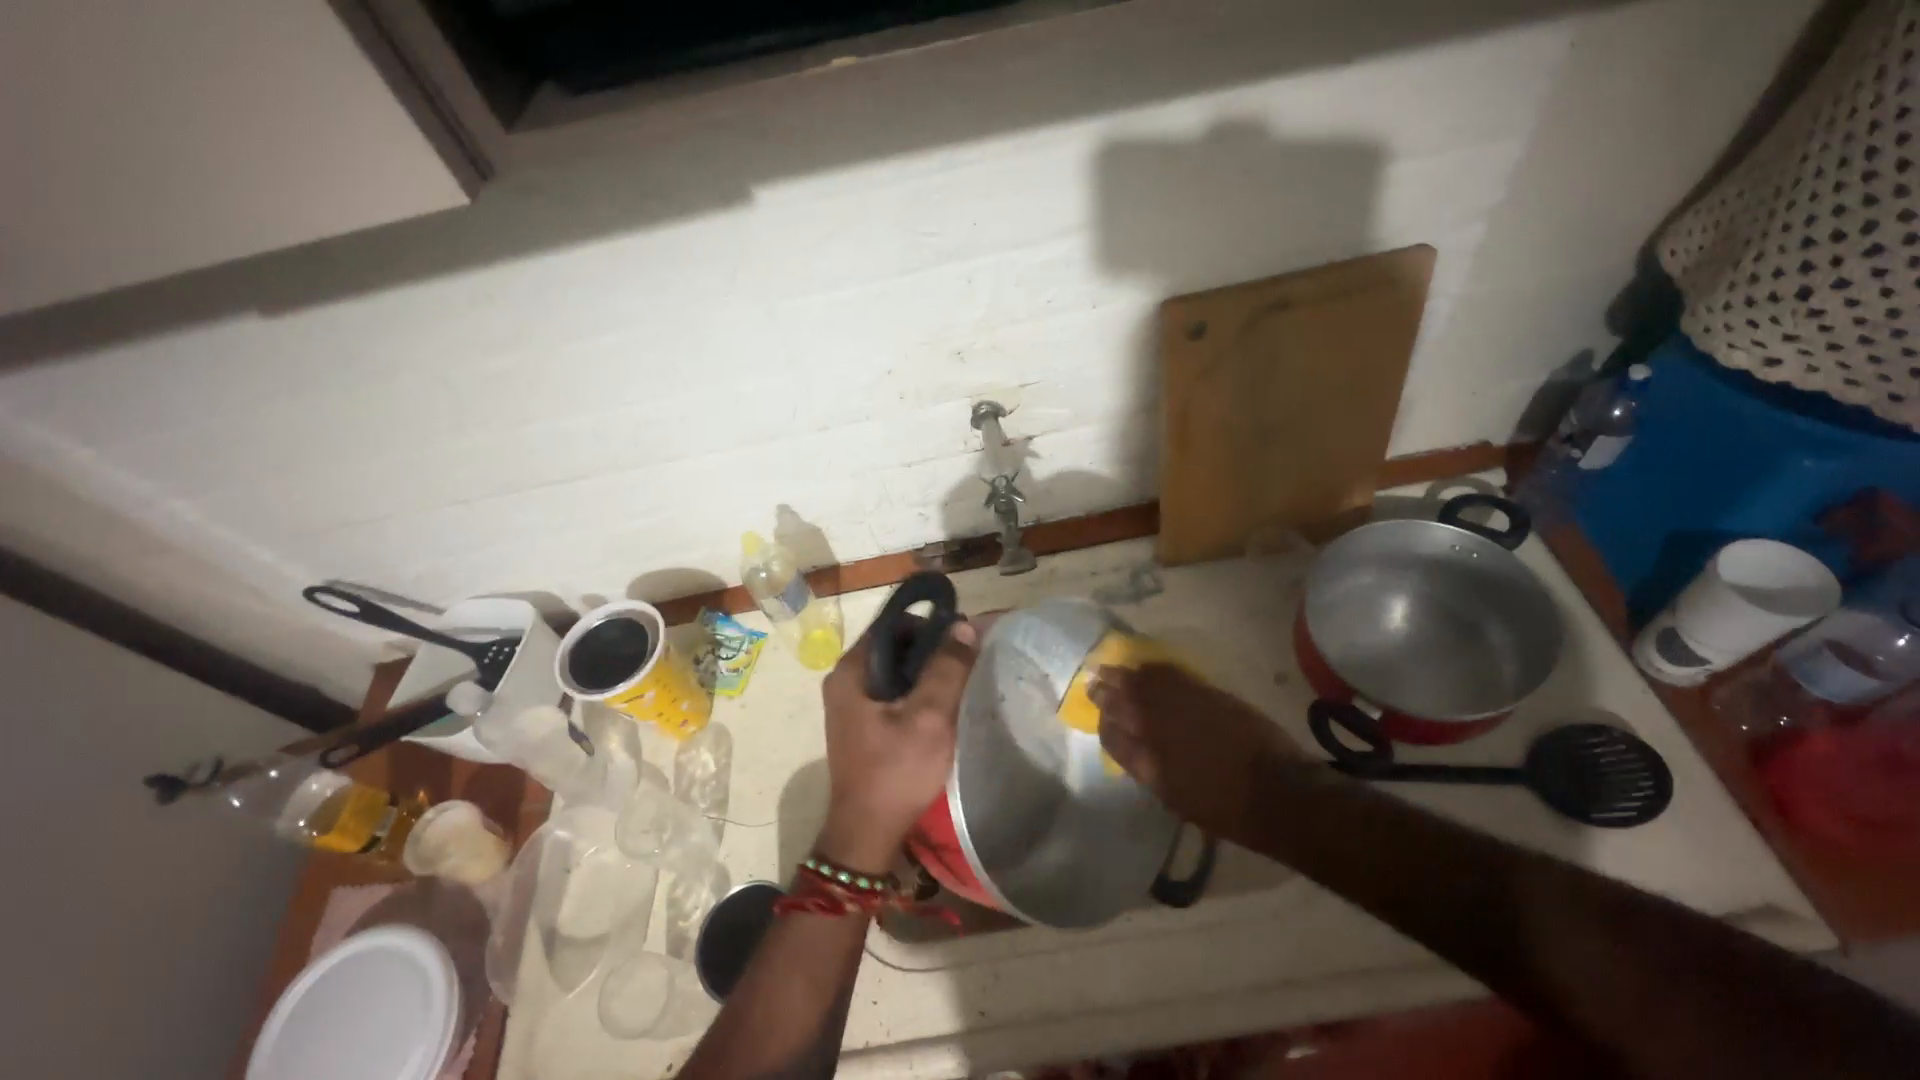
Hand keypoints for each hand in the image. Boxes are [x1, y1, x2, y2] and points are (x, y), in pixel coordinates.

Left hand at [815, 617, 979, 872]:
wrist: (867, 833)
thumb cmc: (896, 772)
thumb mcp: (929, 717)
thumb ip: (947, 668)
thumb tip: (963, 625)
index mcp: (851, 671)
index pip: (892, 624)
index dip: (928, 625)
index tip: (961, 639)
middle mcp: (845, 681)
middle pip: (894, 647)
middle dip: (931, 651)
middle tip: (966, 665)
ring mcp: (851, 705)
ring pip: (896, 672)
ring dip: (927, 674)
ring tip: (960, 685)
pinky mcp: (863, 726)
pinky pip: (893, 694)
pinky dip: (917, 694)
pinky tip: (942, 710)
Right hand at [1091, 663, 1304, 840]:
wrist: (1281, 795)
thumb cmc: (1229, 811)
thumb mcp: (1177, 800)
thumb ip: (1151, 770)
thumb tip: (1135, 748)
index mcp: (1150, 765)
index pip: (1113, 737)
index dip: (1104, 723)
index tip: (1100, 714)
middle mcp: (1161, 731)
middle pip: (1125, 702)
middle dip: (1108, 691)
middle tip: (1095, 681)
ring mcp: (1186, 709)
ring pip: (1146, 684)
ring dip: (1128, 675)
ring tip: (1115, 669)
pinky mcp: (1210, 696)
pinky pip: (1172, 676)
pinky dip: (1155, 670)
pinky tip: (1149, 669)